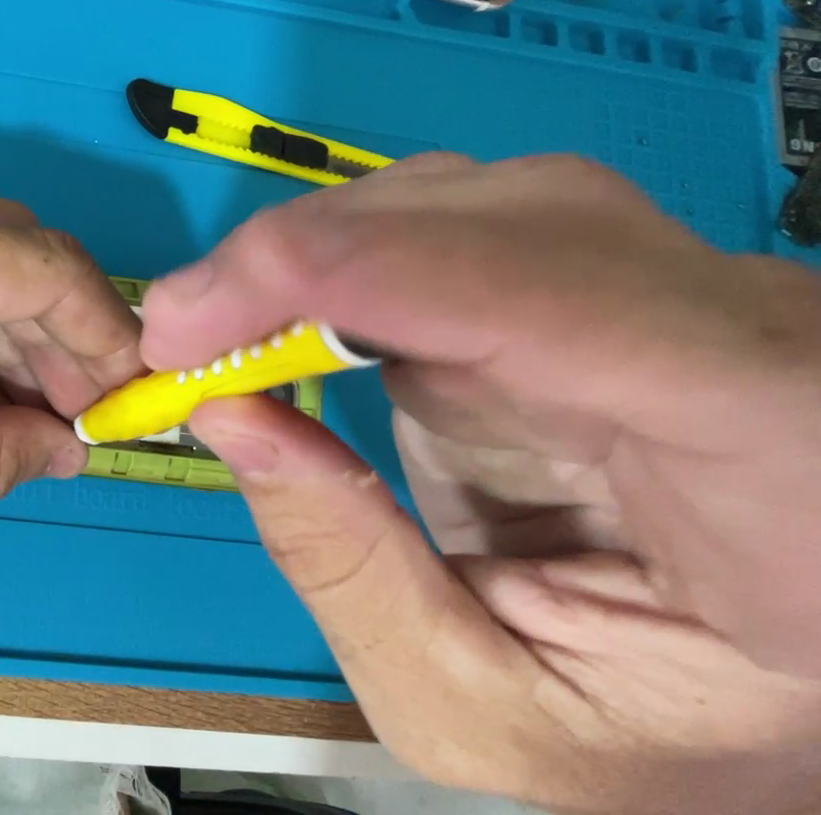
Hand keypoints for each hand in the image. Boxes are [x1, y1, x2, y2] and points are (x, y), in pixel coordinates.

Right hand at [140, 154, 820, 813]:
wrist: (767, 691)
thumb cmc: (655, 735)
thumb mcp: (479, 707)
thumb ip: (344, 570)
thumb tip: (224, 415)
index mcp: (778, 456)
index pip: (557, 301)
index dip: (351, 277)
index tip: (190, 327)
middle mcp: (735, 334)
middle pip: (497, 220)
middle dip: (303, 261)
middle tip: (175, 335)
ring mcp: (662, 294)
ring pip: (460, 201)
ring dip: (308, 252)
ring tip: (215, 330)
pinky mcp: (583, 289)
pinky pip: (439, 229)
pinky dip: (331, 262)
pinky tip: (277, 319)